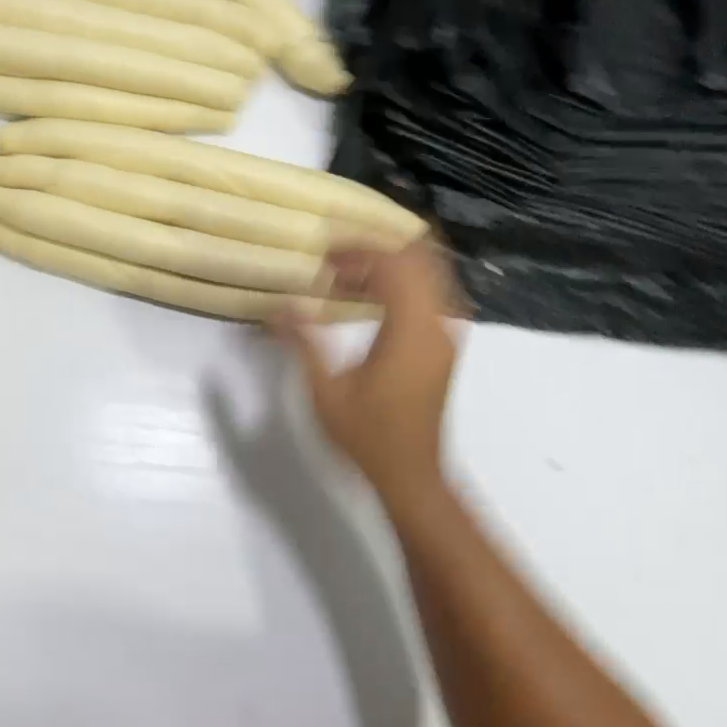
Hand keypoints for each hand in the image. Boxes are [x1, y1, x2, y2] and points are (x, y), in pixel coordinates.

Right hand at [269, 243, 462, 498]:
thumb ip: (304, 342)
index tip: (320, 258)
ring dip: (389, 269)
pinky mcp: (444, 346)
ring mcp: (447, 333)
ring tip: (346, 280)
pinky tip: (369, 303)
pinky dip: (401, 287)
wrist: (410, 474)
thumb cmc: (366, 437)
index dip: (355, 252)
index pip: (390, 264)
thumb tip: (278, 308)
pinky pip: (429, 295)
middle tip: (333, 262)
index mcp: (411, 327)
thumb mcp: (326, 392)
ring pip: (428, 274)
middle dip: (374, 252)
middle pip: (417, 258)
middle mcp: (439, 320)